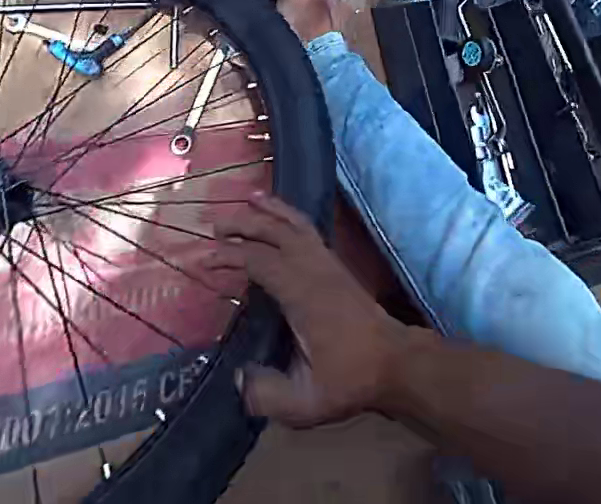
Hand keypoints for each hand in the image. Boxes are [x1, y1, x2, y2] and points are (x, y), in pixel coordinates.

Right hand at [211, 194, 415, 427]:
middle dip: (242, 225)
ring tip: (248, 198)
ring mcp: (324, 260)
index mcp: (301, 293)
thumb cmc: (349, 378)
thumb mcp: (308, 401)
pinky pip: (307, 227)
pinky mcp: (333, 261)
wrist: (395, 362)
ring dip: (268, 209)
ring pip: (292, 223)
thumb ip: (269, 395)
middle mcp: (311, 267)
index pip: (258, 261)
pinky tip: (279, 211)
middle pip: (272, 232)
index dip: (229, 257)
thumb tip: (237, 378)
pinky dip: (289, 213)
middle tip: (214, 227)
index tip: (205, 262)